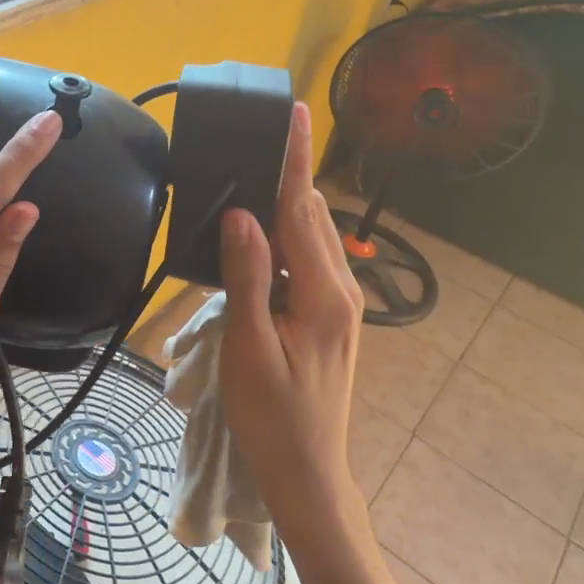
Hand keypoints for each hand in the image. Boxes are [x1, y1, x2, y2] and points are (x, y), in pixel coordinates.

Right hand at [217, 102, 366, 499]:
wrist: (306, 471)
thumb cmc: (272, 413)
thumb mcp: (249, 344)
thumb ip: (248, 276)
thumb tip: (242, 214)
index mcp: (323, 292)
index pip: (303, 209)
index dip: (296, 158)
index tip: (296, 111)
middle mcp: (341, 289)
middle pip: (312, 214)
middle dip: (290, 171)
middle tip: (262, 132)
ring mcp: (340, 303)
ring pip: (312, 235)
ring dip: (287, 200)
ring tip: (257, 171)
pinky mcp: (329, 315)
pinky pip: (309, 257)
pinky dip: (286, 232)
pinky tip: (260, 232)